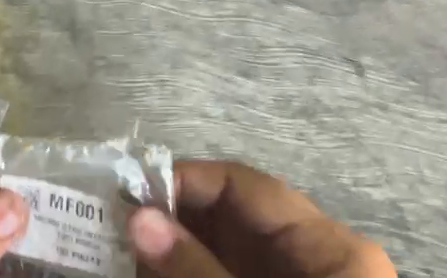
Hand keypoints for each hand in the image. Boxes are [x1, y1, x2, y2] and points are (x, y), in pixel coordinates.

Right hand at [127, 161, 396, 277]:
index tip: (127, 194)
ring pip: (224, 248)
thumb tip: (137, 218)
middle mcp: (316, 259)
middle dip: (172, 218)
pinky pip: (225, 276)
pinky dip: (191, 275)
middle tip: (116, 225)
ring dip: (175, 251)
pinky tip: (152, 276)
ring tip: (124, 253)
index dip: (182, 180)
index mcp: (330, 247)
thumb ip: (195, 270)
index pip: (241, 184)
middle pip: (231, 216)